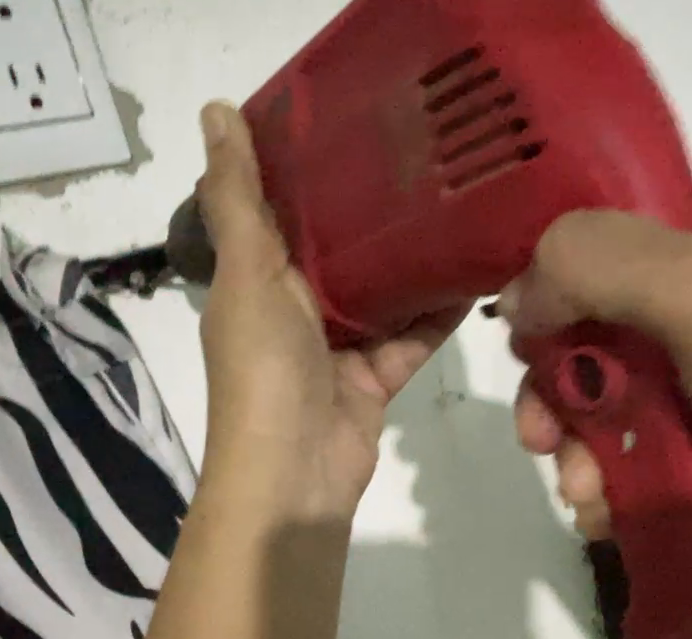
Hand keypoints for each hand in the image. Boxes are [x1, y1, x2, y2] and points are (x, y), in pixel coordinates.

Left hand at [194, 101, 466, 522]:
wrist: (293, 475)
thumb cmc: (262, 370)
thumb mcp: (247, 274)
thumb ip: (237, 200)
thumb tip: (214, 109)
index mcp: (253, 281)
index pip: (278, 210)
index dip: (303, 164)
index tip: (347, 112)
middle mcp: (293, 310)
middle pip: (336, 250)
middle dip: (371, 208)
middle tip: (422, 149)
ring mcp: (337, 348)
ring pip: (381, 293)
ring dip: (413, 259)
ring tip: (460, 201)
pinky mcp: (375, 379)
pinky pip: (410, 337)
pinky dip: (437, 313)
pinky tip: (477, 271)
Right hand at [506, 187, 691, 568]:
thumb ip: (595, 267)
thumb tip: (515, 297)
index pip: (607, 245)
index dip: (554, 294)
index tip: (525, 349)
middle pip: (603, 337)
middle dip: (563, 399)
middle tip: (539, 444)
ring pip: (622, 408)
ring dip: (586, 456)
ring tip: (587, 502)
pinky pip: (653, 457)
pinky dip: (621, 487)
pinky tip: (608, 520)